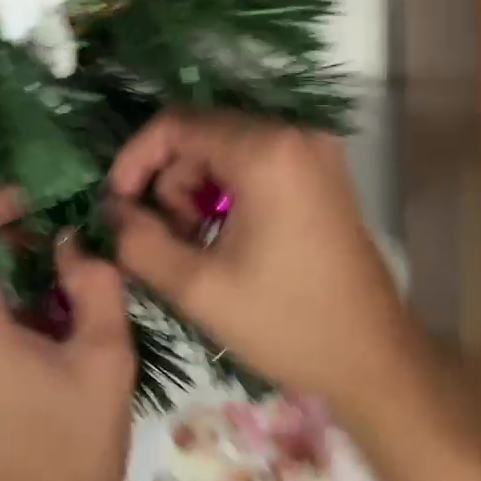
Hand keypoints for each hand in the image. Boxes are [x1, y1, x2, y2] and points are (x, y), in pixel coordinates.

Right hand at [107, 108, 417, 417]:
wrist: (371, 356)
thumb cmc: (285, 323)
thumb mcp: (198, 288)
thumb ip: (139, 242)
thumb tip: (109, 211)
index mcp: (267, 152)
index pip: (177, 124)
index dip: (134, 160)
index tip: (116, 205)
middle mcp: (296, 136)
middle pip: (203, 136)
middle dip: (170, 184)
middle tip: (168, 242)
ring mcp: (316, 155)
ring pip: (228, 152)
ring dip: (197, 193)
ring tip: (198, 251)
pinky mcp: (324, 178)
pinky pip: (258, 168)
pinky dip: (229, 196)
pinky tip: (227, 244)